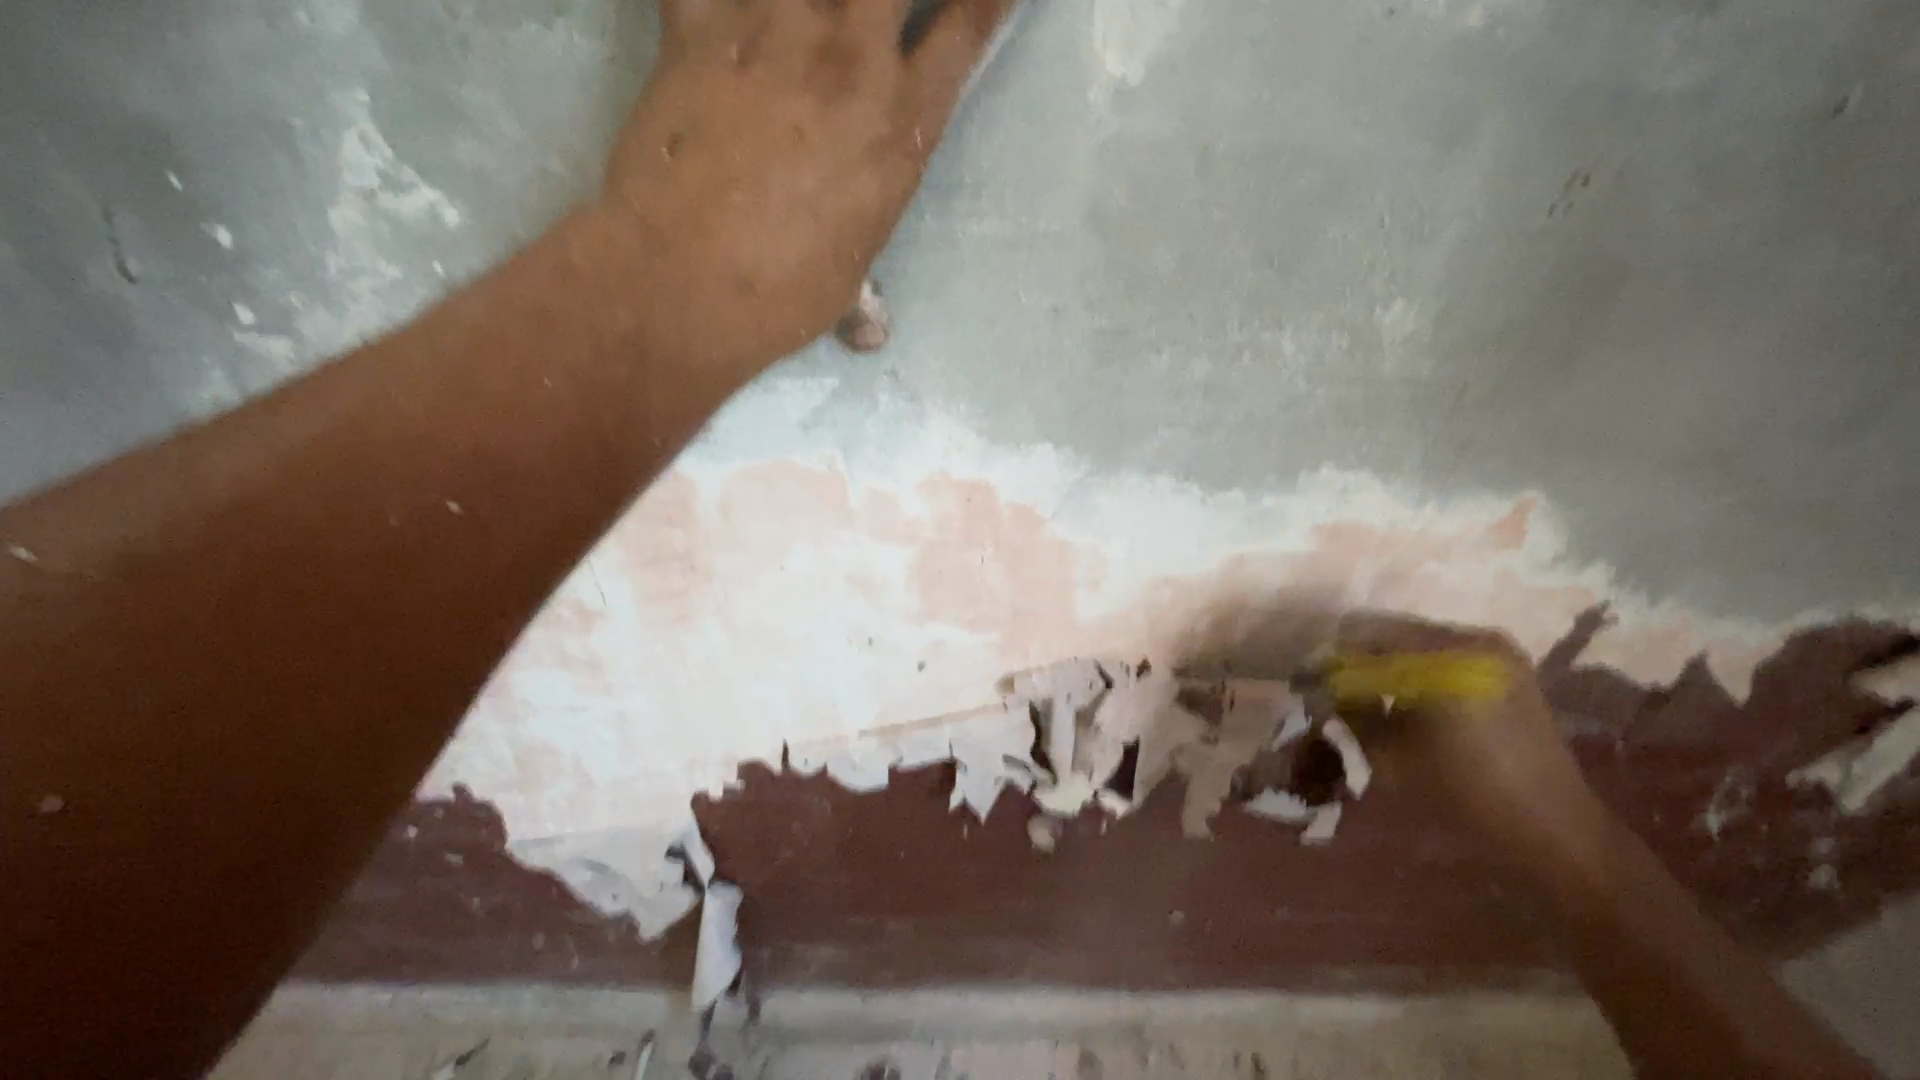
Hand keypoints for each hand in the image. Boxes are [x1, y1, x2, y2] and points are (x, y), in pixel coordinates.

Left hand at [599, 0, 1013, 371]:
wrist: (684, 282)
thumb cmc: (781, 295)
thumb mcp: (843, 286)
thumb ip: (862, 288)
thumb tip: (869, 334)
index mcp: (901, 122)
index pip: (967, 25)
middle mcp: (850, 57)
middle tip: (876, 11)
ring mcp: (774, 30)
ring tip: (803, 15)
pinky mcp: (697, 26)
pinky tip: (719, 7)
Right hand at [1330, 612, 1606, 859]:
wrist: (1552, 827)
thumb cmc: (1464, 794)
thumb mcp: (1391, 755)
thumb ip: (1351, 711)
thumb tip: (1321, 688)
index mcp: (1443, 656)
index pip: (1363, 633)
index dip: (1330, 657)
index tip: (1309, 682)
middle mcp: (1471, 638)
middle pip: (1390, 630)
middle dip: (1357, 657)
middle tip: (1333, 690)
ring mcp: (1494, 649)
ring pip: (1415, 640)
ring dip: (1386, 662)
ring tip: (1367, 696)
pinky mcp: (1506, 666)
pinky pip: (1443, 653)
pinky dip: (1416, 669)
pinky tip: (1405, 700)